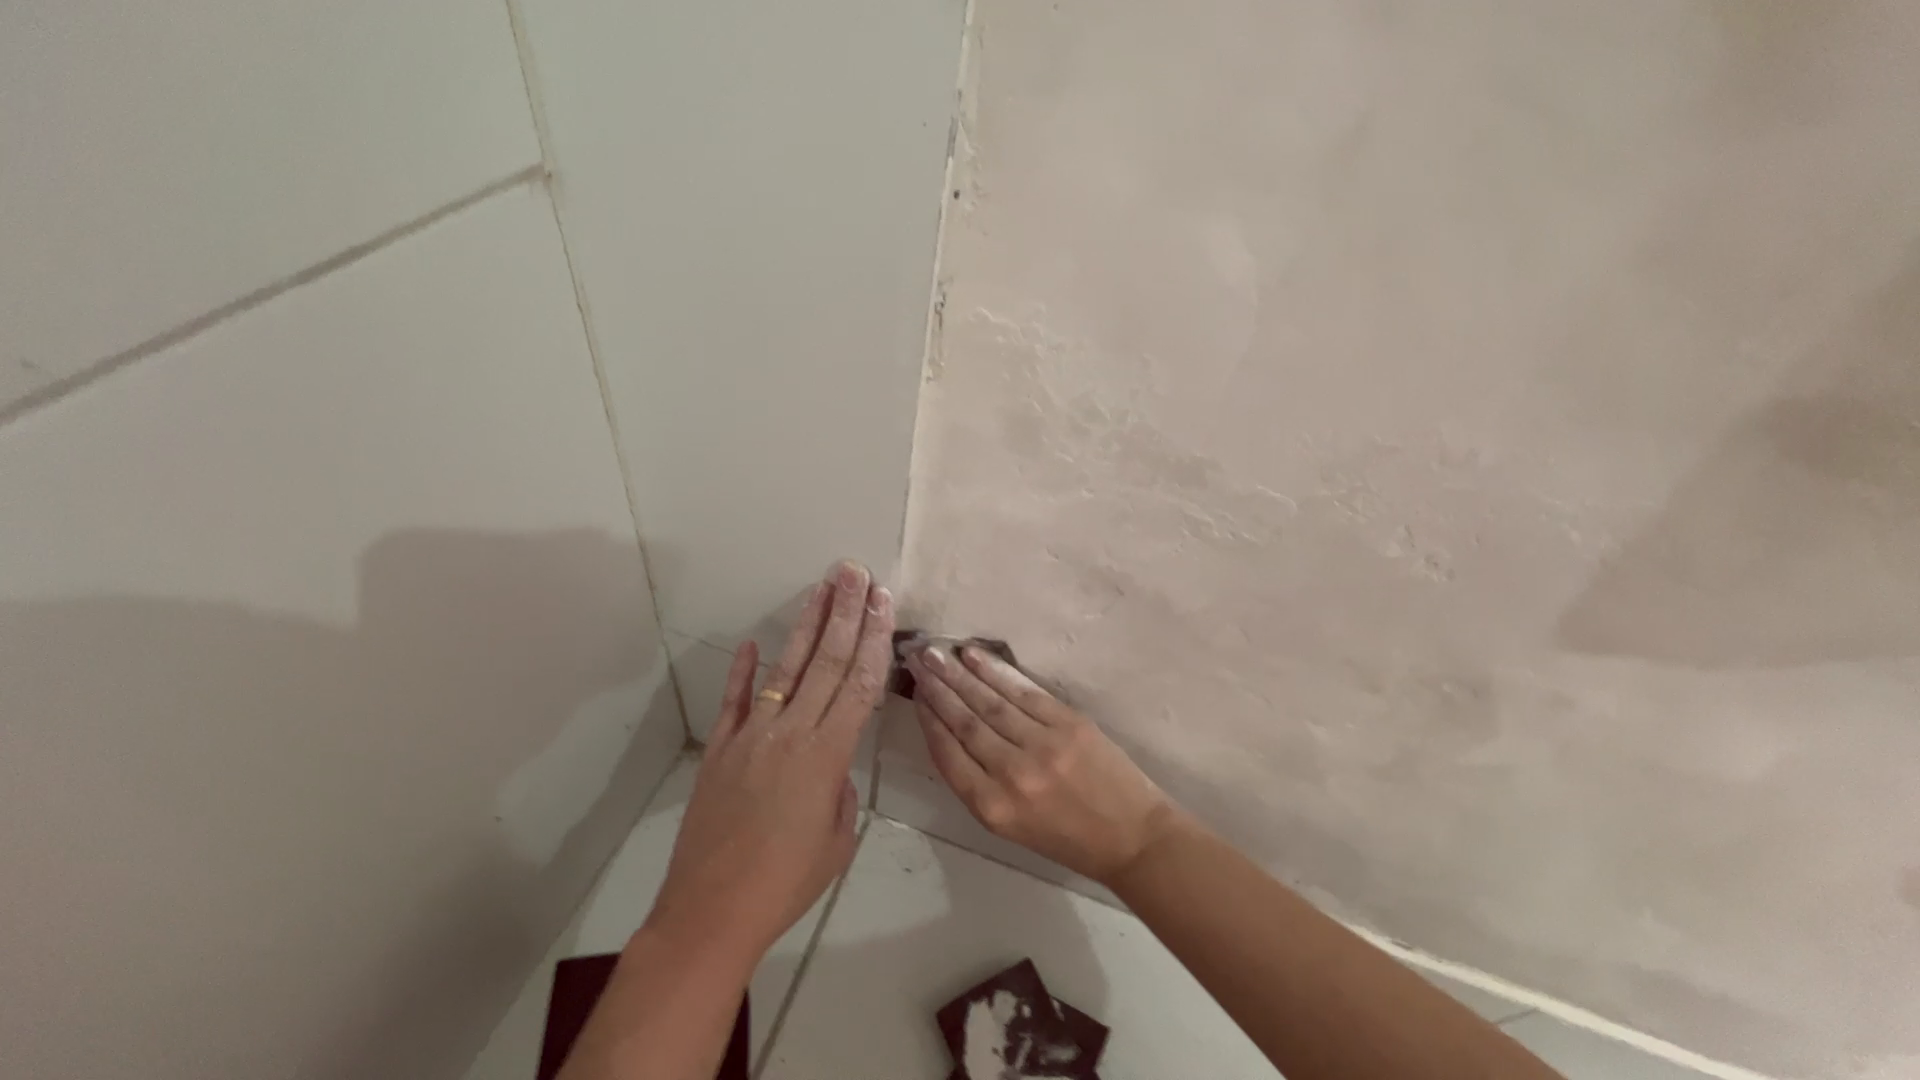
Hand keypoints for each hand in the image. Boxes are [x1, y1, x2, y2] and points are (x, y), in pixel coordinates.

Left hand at [645, 560, 894, 963]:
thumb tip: (834, 769)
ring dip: (807, 625)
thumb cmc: (787, 884)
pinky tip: (754, 642)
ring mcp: (751, 736)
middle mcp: (791, 733)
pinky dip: (744, 671)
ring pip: (785, 669)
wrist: (712, 909)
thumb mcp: (836, 841)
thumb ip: (841, 794)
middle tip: (855, 571)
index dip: (874, 639)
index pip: (859, 684)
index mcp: (828, 756)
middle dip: (845, 613)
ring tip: (822, 587)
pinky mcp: (720, 749)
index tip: (884, 601)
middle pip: (825, 662)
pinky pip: (735, 701)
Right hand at [908, 645, 1178, 882]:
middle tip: (916, 660)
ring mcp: (1042, 745)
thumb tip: (947, 734)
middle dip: (936, 688)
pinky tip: (973, 656)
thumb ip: (977, 784)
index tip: (915, 693)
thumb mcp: (1009, 826)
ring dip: (958, 674)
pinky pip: (1023, 692)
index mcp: (992, 808)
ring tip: (935, 653)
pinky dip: (995, 671)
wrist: (1132, 837)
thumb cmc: (1067, 839)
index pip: (947, 754)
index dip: (928, 719)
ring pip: (989, 702)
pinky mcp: (1068, 723)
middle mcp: (1012, 774)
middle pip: (964, 722)